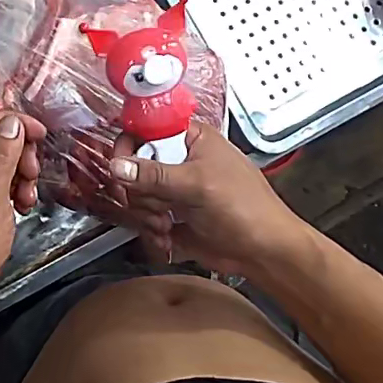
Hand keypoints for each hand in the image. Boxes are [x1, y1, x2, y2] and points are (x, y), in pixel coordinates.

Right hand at [106, 122, 313, 275]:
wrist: (262, 251)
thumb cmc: (247, 208)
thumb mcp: (198, 185)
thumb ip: (155, 175)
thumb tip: (119, 165)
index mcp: (192, 139)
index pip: (145, 130)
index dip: (129, 148)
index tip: (123, 169)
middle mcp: (181, 162)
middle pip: (134, 168)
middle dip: (141, 192)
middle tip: (158, 204)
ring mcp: (176, 190)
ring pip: (136, 197)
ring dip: (147, 215)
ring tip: (167, 223)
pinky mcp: (173, 217)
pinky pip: (144, 220)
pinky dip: (151, 232)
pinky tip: (168, 238)